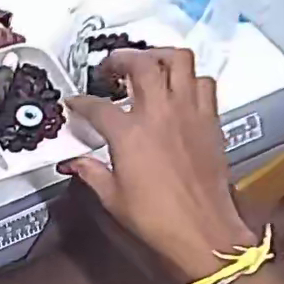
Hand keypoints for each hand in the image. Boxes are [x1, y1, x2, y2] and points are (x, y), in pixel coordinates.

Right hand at [58, 48, 258, 281]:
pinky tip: (178, 88)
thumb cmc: (154, 217)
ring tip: (146, 63)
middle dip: (119, 60)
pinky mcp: (210, 119)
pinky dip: (188, 77)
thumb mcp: (111, 196)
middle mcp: (160, 112)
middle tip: (109, 67)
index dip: (80, 103)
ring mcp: (189, 111)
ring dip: (158, 55)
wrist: (199, 228)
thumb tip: (74, 162)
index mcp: (129, 133)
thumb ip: (90, 171)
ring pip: (178, 60)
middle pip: (140, 65)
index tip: (74, 103)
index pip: (97, 107)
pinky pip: (202, 81)